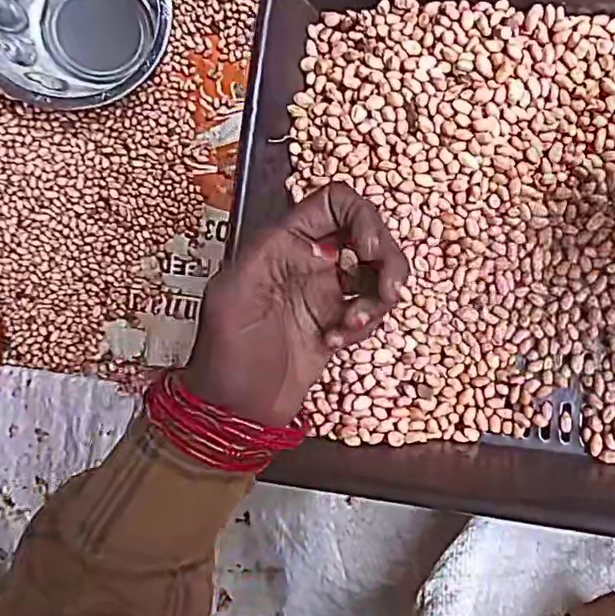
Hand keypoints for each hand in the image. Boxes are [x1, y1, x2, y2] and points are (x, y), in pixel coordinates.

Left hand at [184, 183, 409, 426]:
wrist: (235, 412)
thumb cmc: (225, 357)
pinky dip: (366, 324)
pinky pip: (371, 308)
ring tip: (352, 325)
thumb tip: (324, 246)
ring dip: (379, 298)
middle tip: (389, 292)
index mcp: (283, 243)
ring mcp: (326, 292)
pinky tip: (338, 341)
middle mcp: (310, 261)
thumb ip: (273, 258)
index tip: (368, 249)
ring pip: (378, 273)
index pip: (334, 203)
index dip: (362, 217)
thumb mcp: (234, 297)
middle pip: (369, 235)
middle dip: (387, 261)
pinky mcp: (338, 321)